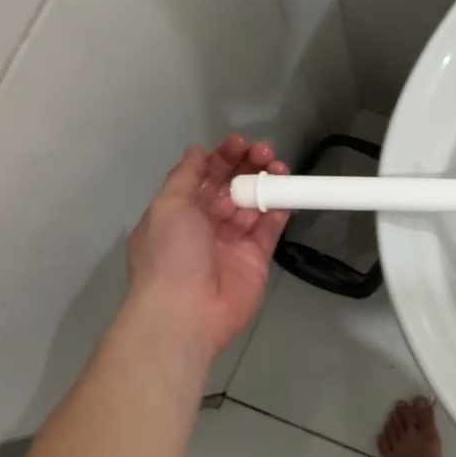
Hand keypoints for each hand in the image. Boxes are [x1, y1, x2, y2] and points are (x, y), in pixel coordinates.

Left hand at [126, 134, 290, 354]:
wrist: (186, 313)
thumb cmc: (170, 255)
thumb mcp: (167, 206)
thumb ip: (185, 176)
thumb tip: (196, 151)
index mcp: (179, 212)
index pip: (203, 177)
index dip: (221, 158)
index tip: (240, 143)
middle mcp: (205, 225)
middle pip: (230, 187)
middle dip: (247, 166)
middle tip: (265, 153)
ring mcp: (232, 243)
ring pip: (252, 205)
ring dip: (265, 184)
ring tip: (281, 168)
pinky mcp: (255, 260)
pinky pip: (269, 230)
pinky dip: (279, 210)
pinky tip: (288, 193)